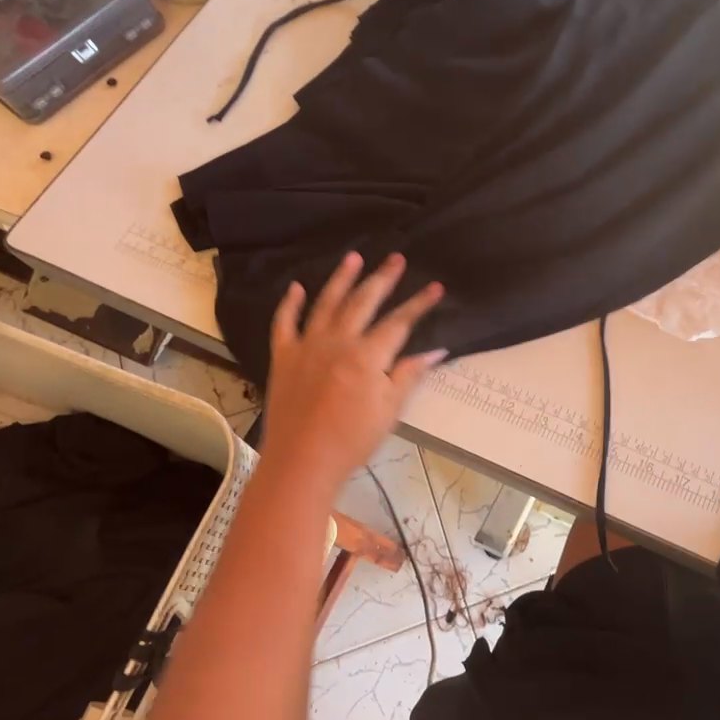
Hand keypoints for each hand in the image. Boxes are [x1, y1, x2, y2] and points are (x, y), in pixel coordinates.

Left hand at [259, 252, 445, 484]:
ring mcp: (307, 347)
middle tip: (396, 258)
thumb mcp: (390, 410)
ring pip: (326, 303)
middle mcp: (337, 342)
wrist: (302, 462)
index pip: (399, 322)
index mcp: (367, 356)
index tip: (435, 287)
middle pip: (363, 302)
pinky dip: (290, 304)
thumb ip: (409, 375)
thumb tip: (435, 351)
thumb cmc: (353, 440)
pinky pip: (285, 323)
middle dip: (382, 279)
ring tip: (353, 257)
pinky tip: (297, 288)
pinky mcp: (283, 357)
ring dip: (341, 278)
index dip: (418, 304)